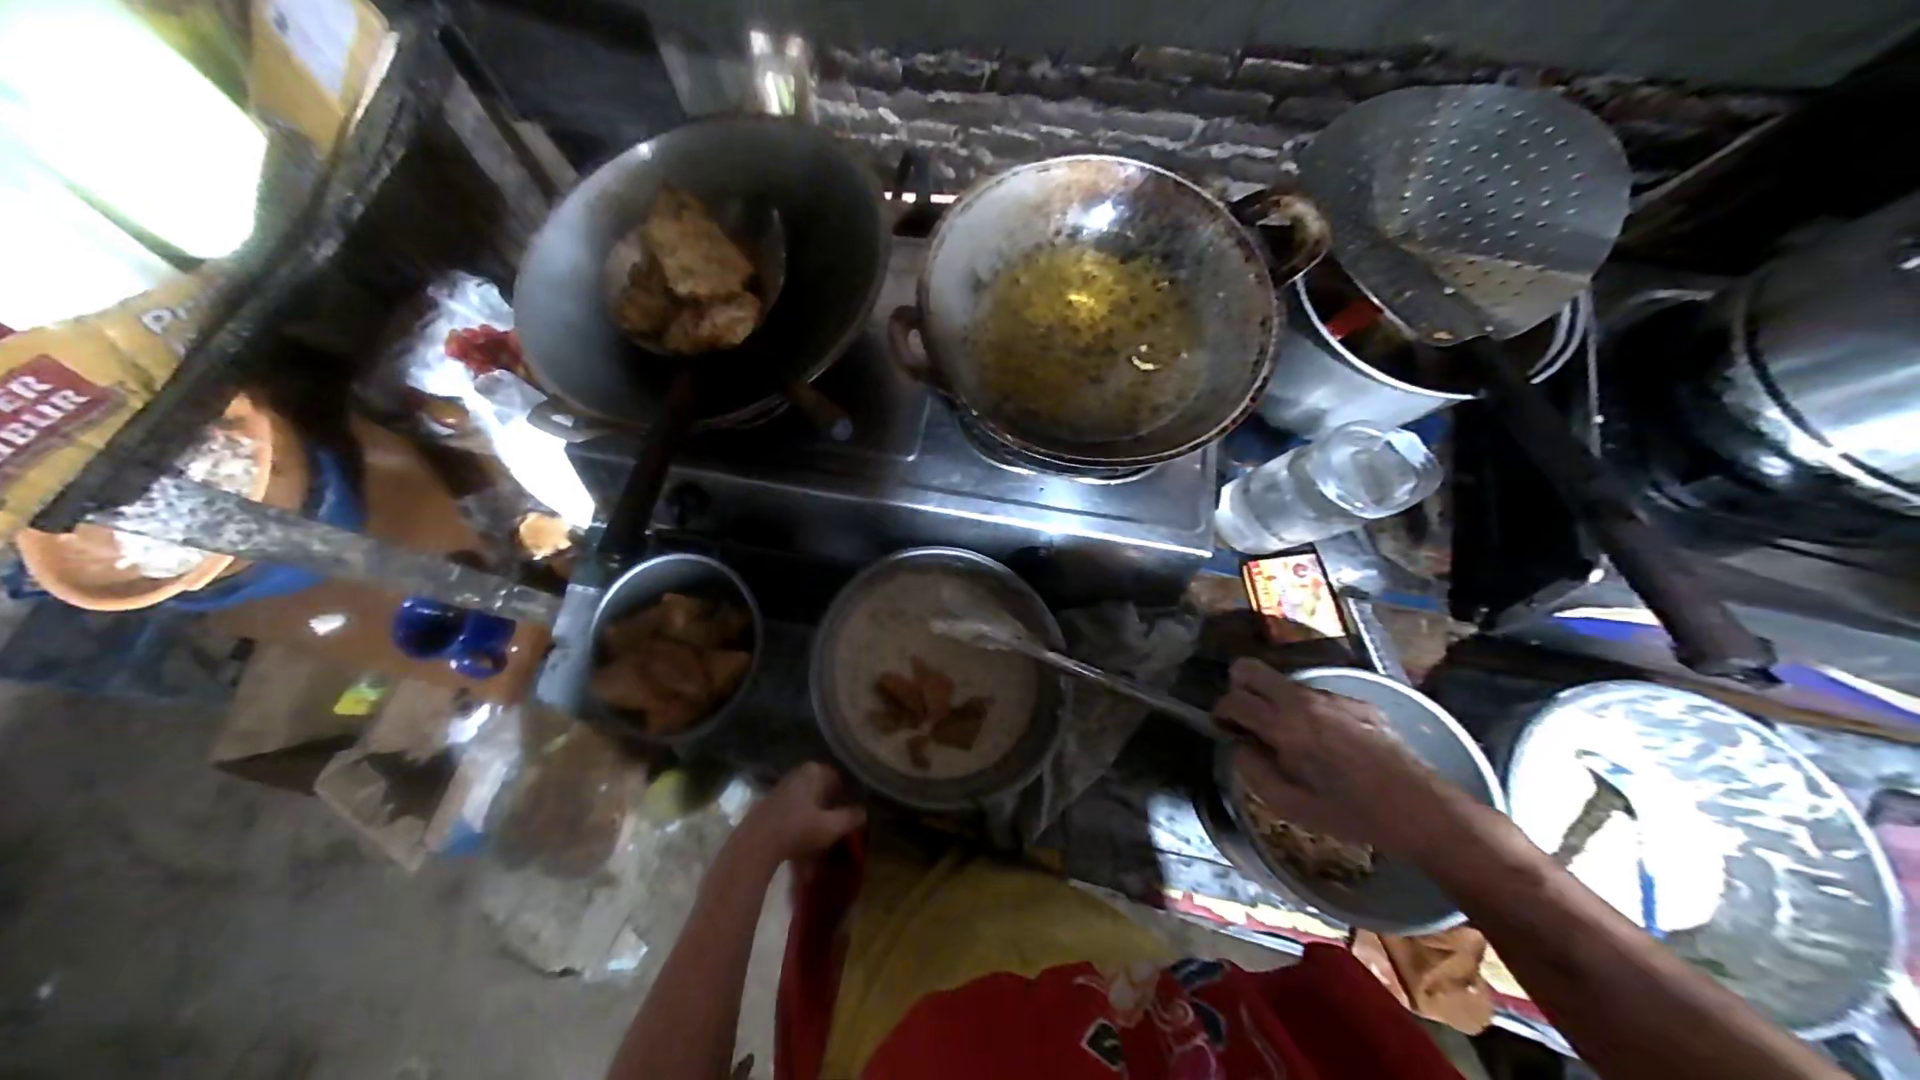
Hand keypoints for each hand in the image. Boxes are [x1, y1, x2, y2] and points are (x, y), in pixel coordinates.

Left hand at [733, 762, 865, 868]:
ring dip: (816, 826)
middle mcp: (798, 774)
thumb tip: (864, 812)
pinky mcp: (769, 807)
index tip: (852, 818)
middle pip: (822, 793)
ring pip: (808, 807)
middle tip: (838, 834)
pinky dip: (800, 831)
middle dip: (831, 814)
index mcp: (814, 771)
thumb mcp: (831, 827)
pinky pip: (793, 816)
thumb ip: (851, 818)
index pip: (839, 780)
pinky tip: (803, 854)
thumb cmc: (797, 830)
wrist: (753, 846)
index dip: (848, 799)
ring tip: (821, 850)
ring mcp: (781, 790)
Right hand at [1213, 658, 1462, 855]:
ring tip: (1290, 738)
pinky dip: (1305, 709)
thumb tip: (1239, 746)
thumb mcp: (1290, 806)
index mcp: (1284, 726)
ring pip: (1283, 682)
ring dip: (1273, 701)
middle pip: (1249, 668)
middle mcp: (1303, 700)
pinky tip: (1325, 743)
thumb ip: (1252, 771)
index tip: (1225, 730)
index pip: (1233, 699)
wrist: (1422, 810)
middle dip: (1238, 689)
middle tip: (1247, 721)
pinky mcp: (1357, 700)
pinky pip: (1315, 694)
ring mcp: (1332, 696)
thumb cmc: (1351, 814)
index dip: (1220, 713)